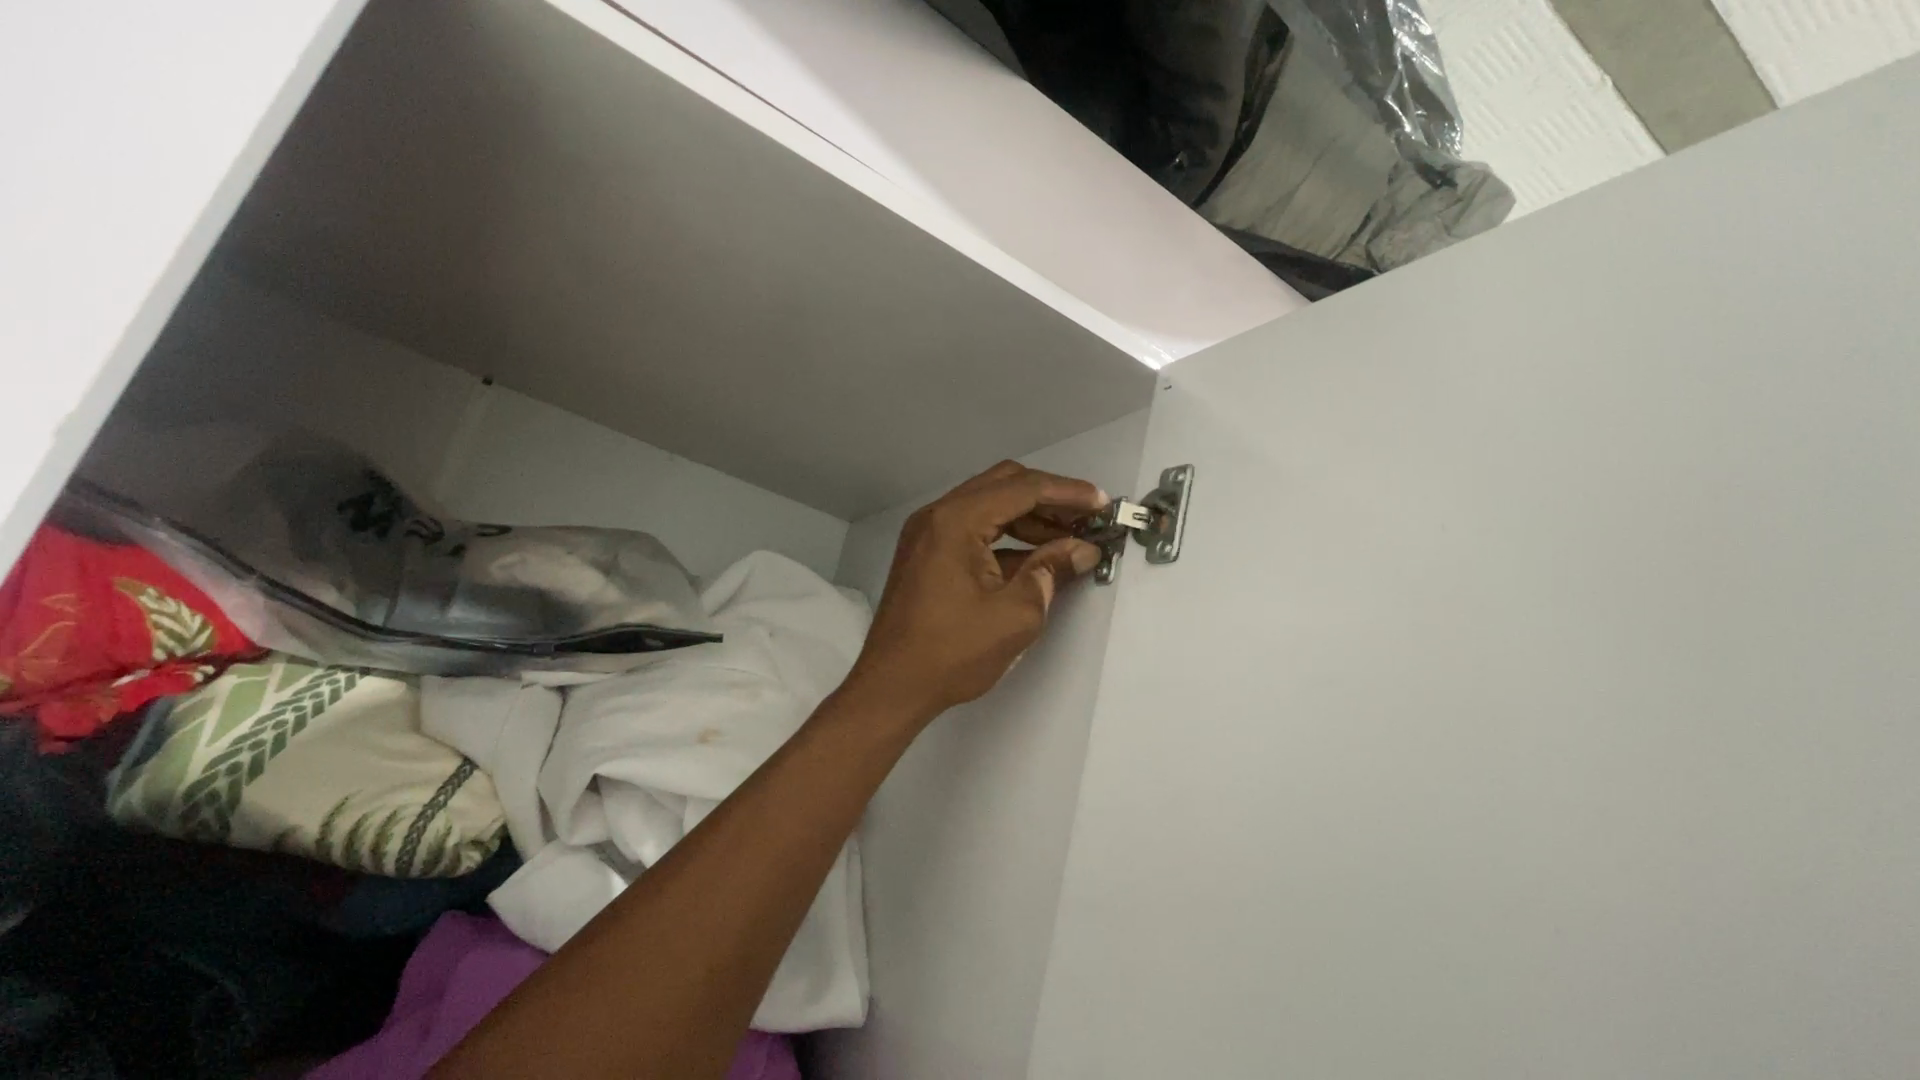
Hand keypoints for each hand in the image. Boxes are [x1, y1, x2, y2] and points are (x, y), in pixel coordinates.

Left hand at [845, 461, 1108, 725]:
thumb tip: (1081, 549)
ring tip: (1068, 541)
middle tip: (1086, 519)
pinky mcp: (925, 555)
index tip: (1102, 504)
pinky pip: (971, 529)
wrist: (891, 687)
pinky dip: (1005, 537)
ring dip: (1028, 518)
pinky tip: (1036, 558)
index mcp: (956, 521)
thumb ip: (1051, 571)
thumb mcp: (1016, 614)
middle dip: (1048, 499)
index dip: (1068, 493)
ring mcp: (927, 534)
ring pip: (987, 506)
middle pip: (1003, 486)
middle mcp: (937, 516)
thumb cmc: (952, 653)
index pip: (1023, 489)